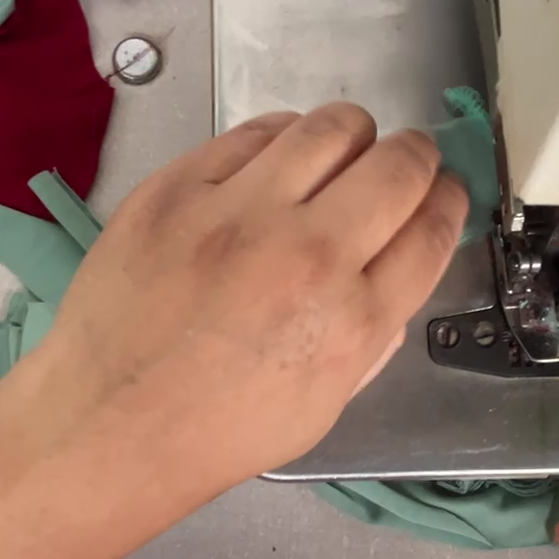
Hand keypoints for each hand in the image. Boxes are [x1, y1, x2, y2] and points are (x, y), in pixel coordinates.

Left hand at [0, 103, 466, 502]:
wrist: (109, 424)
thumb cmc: (220, 430)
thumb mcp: (326, 404)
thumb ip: (374, 333)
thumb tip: (395, 264)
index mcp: (351, 321)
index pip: (432, 230)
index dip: (449, 201)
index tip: (443, 194)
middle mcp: (306, 255)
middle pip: (399, 166)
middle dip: (417, 158)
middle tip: (401, 168)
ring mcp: (236, 213)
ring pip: (331, 128)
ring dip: (354, 136)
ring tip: (340, 158)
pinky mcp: (178, 188)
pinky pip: (254, 132)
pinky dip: (282, 139)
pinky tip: (276, 164)